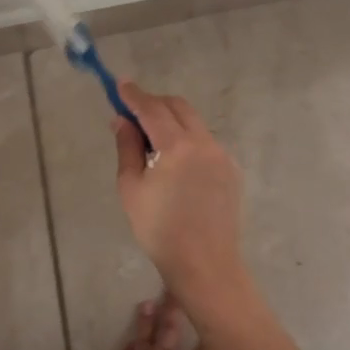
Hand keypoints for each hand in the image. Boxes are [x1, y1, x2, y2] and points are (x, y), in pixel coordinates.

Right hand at [114, 82, 246, 305]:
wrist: (205, 265)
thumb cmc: (159, 230)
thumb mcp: (131, 187)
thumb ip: (127, 148)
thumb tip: (122, 120)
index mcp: (177, 145)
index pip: (152, 108)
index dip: (133, 95)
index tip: (119, 85)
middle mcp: (204, 142)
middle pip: (178, 106)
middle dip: (154, 103)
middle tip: (132, 113)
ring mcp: (221, 155)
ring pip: (193, 123)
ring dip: (171, 120)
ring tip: (151, 141)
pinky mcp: (230, 170)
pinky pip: (205, 142)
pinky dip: (186, 139)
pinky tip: (173, 162)